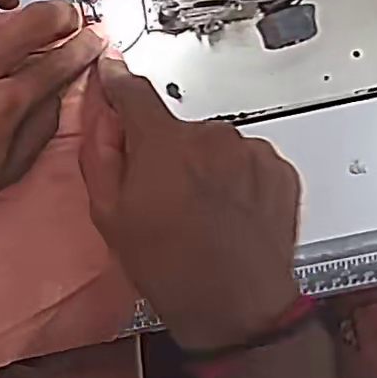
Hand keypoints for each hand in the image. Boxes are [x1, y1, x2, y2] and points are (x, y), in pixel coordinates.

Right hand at [78, 55, 302, 350]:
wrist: (234, 306)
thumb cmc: (172, 268)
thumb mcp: (108, 214)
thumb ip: (99, 155)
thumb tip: (101, 120)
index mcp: (164, 145)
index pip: (134, 89)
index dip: (117, 79)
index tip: (112, 71)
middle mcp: (211, 139)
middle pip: (173, 125)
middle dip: (162, 148)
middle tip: (158, 193)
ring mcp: (250, 152)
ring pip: (210, 143)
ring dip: (199, 164)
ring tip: (195, 209)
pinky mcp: (277, 168)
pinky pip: (242, 158)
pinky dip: (231, 176)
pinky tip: (222, 210)